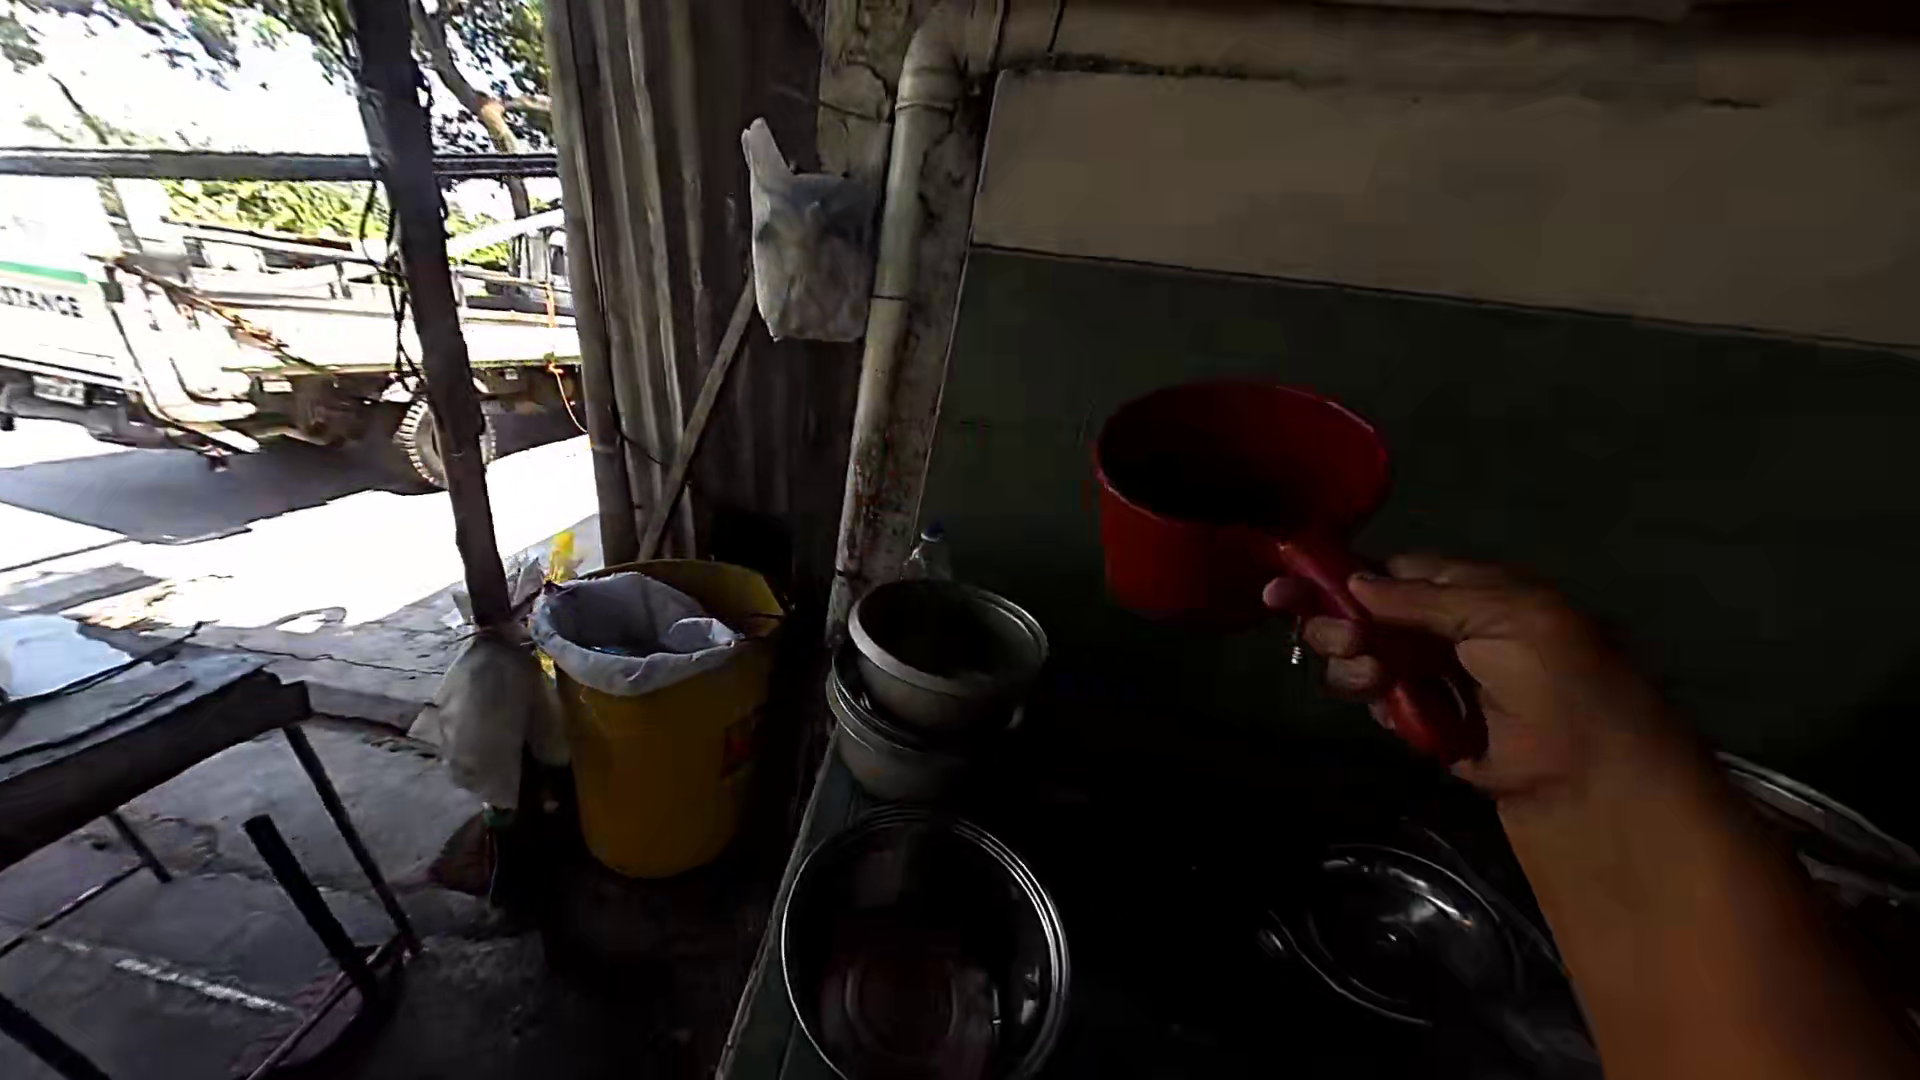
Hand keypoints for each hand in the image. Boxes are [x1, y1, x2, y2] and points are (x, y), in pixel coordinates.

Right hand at [1265, 554, 1674, 802]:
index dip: (1337, 576)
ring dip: (1350, 663)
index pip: (1382, 571)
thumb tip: (1352, 582)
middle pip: (1352, 610)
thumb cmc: (1559, 682)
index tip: (1290, 583)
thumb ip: (1425, 596)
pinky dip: (1366, 695)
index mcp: (1459, 590)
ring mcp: (1416, 669)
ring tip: (1377, 681)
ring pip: (1348, 651)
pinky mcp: (1406, 709)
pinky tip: (1390, 704)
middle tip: (1347, 642)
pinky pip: (1362, 691)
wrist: (1586, 778)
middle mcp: (1429, 624)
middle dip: (1336, 623)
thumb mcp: (1508, 617)